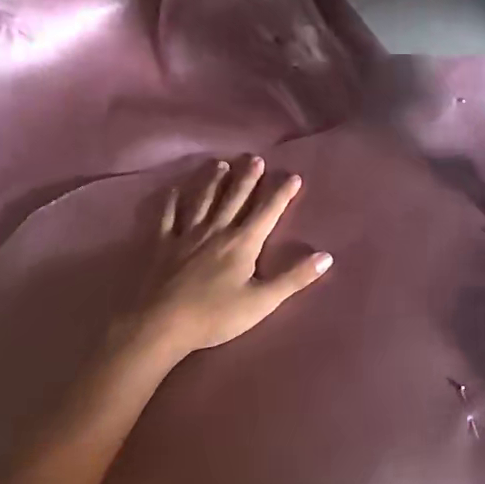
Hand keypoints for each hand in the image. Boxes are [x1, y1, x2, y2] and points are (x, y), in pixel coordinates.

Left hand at [110, 155, 331, 362]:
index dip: (281, 193)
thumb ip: (294, 278)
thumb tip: (326, 256)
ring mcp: (184, 235)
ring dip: (212, 181)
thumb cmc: (215, 316)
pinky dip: (172, 200)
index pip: (267, 212)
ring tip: (220, 164)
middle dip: (247, 178)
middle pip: (234, 198)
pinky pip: (167, 215)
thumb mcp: (263, 301)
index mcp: (242, 244)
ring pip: (202, 200)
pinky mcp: (160, 245)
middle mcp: (215, 231)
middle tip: (255, 158)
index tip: (293, 176)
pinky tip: (176, 189)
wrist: (159, 325)